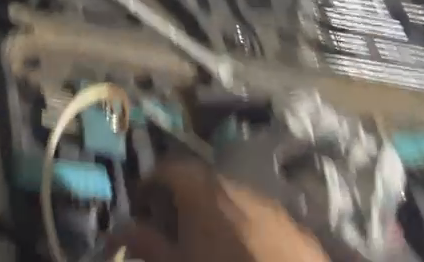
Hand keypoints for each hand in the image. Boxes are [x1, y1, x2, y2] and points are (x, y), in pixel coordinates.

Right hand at [109, 158, 327, 261]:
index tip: (144, 212)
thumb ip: (144, 242)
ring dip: (219, 217)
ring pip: (235, 202)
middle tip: (177, 232)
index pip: (165, 169)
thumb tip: (119, 228)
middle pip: (201, 183)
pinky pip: (266, 224)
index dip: (149, 187)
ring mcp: (275, 210)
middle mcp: (236, 187)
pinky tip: (249, 257)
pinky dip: (251, 233)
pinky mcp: (304, 236)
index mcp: (201, 189)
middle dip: (185, 202)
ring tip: (214, 248)